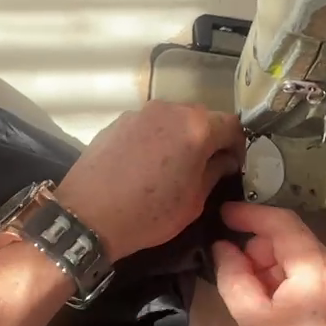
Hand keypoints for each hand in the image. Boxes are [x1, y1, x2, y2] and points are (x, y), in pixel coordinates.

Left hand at [56, 101, 244, 260]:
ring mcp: (140, 113)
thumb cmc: (148, 214)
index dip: (238, 146)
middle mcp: (169, 110)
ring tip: (172, 167)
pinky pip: (148, 126)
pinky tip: (145, 166)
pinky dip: (155, 140)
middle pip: (201, 117)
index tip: (233, 165)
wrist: (88, 216)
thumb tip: (223, 160)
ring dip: (180, 138)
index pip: (232, 125)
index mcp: (196, 127)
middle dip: (208, 139)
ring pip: (172, 120)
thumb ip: (214, 172)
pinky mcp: (117, 122)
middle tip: (205, 166)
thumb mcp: (193, 201)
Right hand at [211, 202, 325, 325]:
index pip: (282, 223)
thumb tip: (223, 248)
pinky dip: (293, 280)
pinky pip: (318, 277)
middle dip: (260, 246)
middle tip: (232, 266)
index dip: (249, 215)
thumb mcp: (254, 320)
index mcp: (320, 268)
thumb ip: (234, 277)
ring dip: (275, 265)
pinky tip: (274, 303)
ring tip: (251, 291)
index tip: (222, 215)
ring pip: (307, 259)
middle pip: (296, 240)